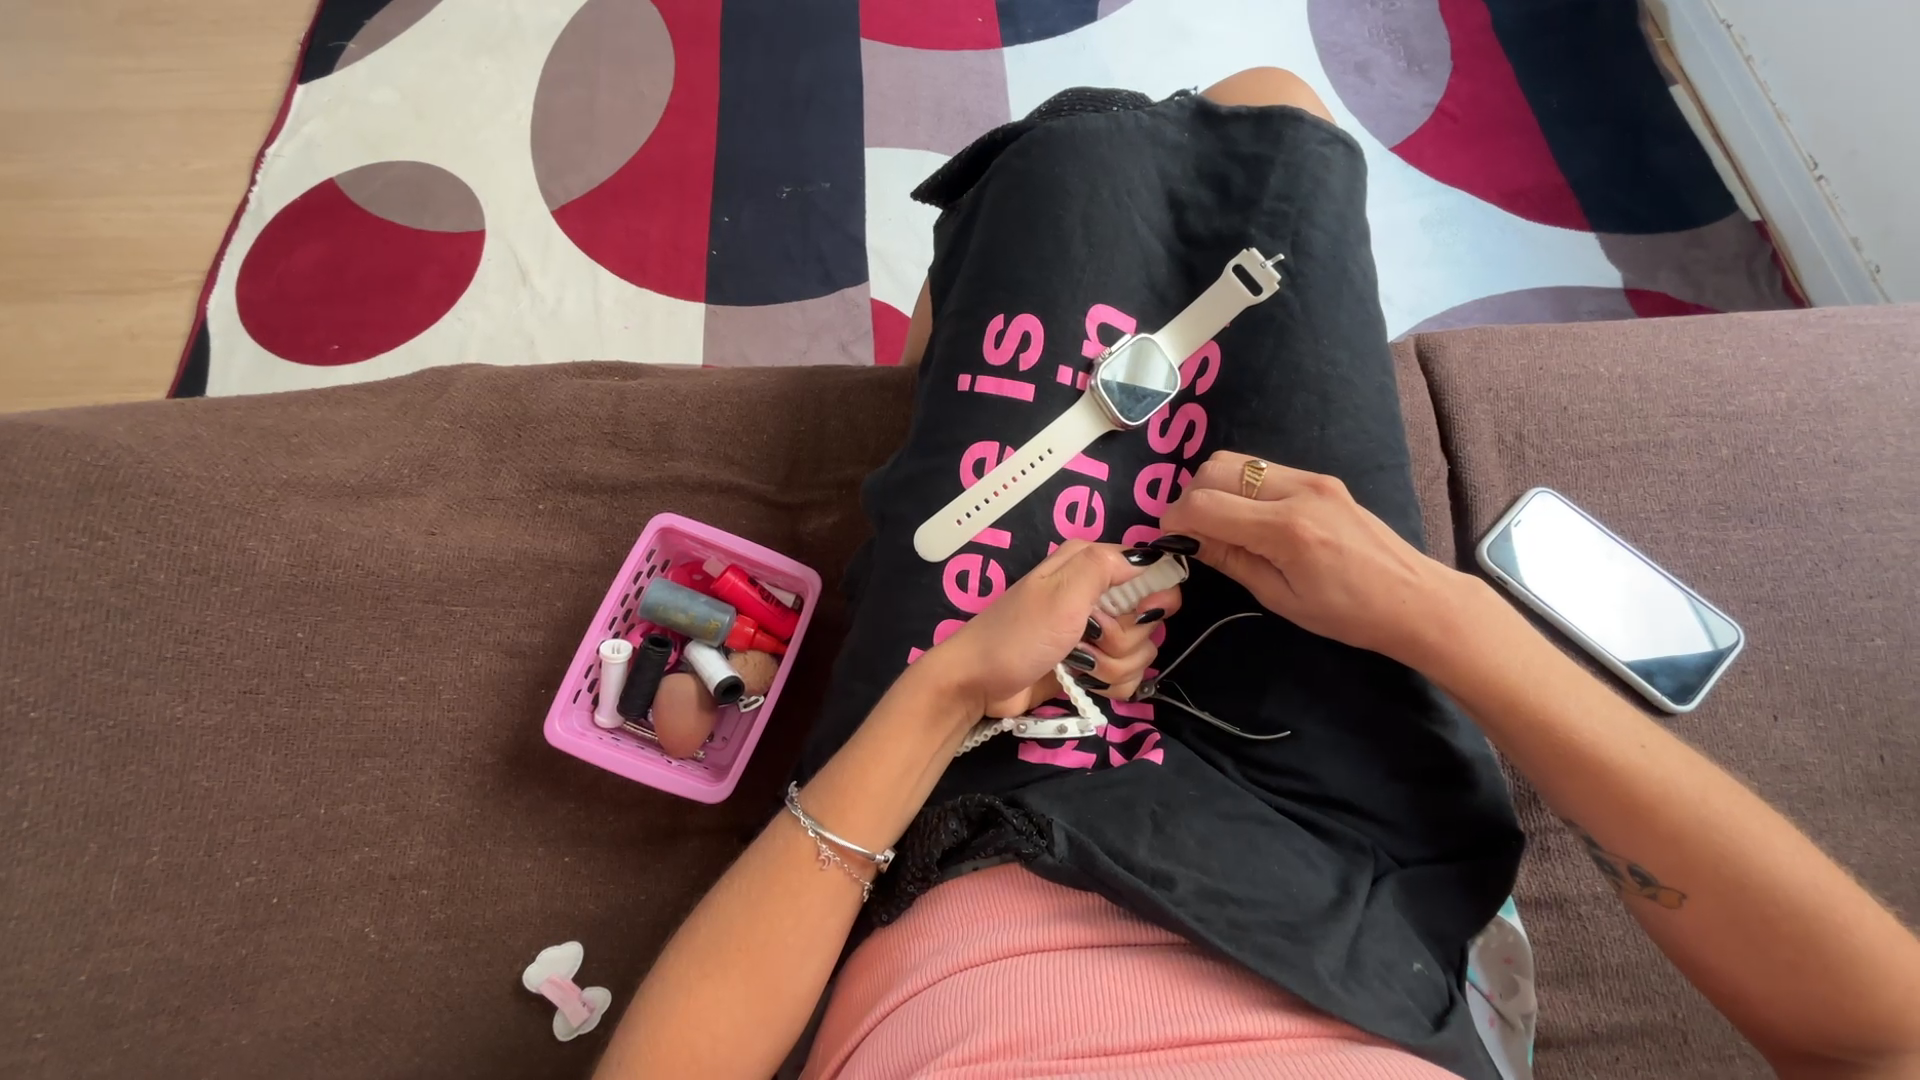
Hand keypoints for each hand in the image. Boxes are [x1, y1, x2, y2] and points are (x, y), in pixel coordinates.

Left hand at [923, 541, 1181, 718]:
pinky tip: (1081, 681)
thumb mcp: (1061, 591)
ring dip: (1111, 666)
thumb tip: (1152, 558)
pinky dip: (1107, 685)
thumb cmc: (1018, 634)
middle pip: (1149, 619)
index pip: (1153, 572)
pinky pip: (1127, 677)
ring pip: (1141, 652)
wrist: (979, 683)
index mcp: (1090, 564)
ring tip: (1075, 663)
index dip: (1153, 597)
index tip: (1135, 614)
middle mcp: (1097, 593)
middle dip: (1124, 639)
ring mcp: (1096, 632)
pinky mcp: (1093, 666)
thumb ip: (1106, 567)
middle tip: (1087, 638)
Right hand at [1159, 452, 1468, 668]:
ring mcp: (1312, 479)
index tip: (1171, 539)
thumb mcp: (1279, 597)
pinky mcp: (1321, 479)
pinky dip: (1239, 486)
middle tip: (1193, 531)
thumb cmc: (1347, 614)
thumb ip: (1230, 560)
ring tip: (1218, 523)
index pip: (1205, 504)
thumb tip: (1188, 539)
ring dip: (1213, 487)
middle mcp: (1297, 492)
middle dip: (1190, 497)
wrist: (1415, 599)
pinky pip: (1261, 469)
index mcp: (1286, 530)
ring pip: (1235, 461)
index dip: (1175, 520)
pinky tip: (1247, 517)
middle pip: (1215, 469)